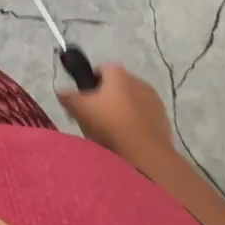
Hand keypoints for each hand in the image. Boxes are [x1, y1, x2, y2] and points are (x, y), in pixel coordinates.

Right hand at [57, 63, 175, 161]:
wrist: (147, 155)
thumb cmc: (110, 125)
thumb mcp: (80, 110)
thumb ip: (68, 97)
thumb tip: (61, 91)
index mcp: (118, 74)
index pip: (100, 68)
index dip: (88, 81)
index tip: (81, 97)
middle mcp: (138, 81)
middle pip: (115, 85)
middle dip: (103, 97)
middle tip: (91, 116)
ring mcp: (154, 100)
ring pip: (130, 101)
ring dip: (120, 110)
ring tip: (109, 131)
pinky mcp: (163, 119)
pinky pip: (142, 116)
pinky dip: (134, 122)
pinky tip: (126, 138)